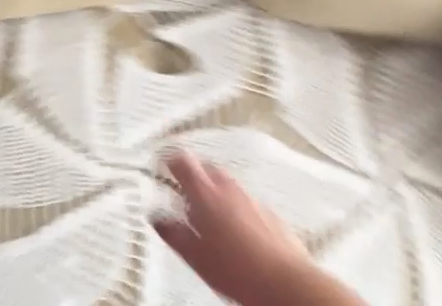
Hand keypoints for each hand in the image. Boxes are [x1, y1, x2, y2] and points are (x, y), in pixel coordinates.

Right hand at [154, 152, 339, 305]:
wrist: (283, 282)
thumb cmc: (237, 270)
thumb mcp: (195, 256)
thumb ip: (174, 233)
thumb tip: (159, 219)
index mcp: (205, 195)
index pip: (183, 162)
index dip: (171, 160)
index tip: (164, 163)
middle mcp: (228, 189)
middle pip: (207, 168)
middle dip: (194, 174)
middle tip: (184, 189)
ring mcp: (250, 198)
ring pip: (227, 183)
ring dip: (215, 190)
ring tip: (208, 213)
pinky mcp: (268, 211)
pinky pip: (245, 199)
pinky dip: (235, 205)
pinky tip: (235, 229)